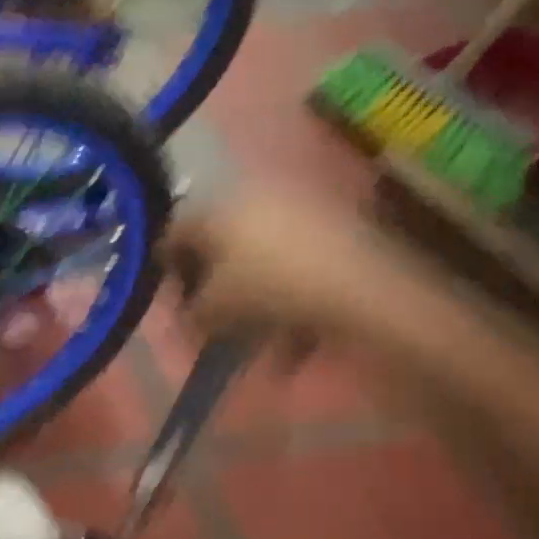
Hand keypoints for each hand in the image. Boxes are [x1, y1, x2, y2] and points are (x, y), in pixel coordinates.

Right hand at [161, 188, 420, 334]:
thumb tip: (186, 320)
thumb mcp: (216, 310)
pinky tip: (293, 341)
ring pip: (259, 257)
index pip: (174, 234)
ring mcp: (300, 210)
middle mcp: (256, 196)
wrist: (372, 291)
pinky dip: (289, 298)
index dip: (166, 272)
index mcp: (218, 205)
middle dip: (211, 284)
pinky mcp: (337, 229)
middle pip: (218, 243)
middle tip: (210, 319)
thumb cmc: (276, 290)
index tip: (173, 306)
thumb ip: (191, 314)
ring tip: (253, 336)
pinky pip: (296, 265)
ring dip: (251, 297)